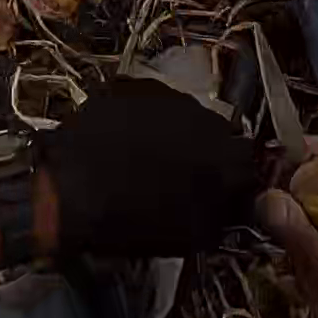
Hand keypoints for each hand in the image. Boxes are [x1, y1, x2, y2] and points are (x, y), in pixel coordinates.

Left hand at [37, 78, 257, 256]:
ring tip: (147, 155)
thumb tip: (236, 202)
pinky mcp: (132, 83)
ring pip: (181, 113)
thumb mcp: (193, 234)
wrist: (70, 185)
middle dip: (203, 150)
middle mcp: (202, 112)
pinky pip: (148, 102)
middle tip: (181, 175)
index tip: (219, 191)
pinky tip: (122, 138)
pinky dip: (142, 117)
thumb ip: (224, 213)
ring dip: (174, 130)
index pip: (247, 160)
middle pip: (215, 130)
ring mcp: (165, 92)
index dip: (233, 176)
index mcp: (224, 151)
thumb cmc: (135, 219)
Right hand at [258, 170, 317, 317]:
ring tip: (284, 255)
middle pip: (311, 175)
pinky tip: (298, 271)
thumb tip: (264, 193)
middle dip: (284, 197)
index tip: (258, 179)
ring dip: (292, 223)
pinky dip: (303, 241)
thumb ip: (299, 233)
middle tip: (267, 225)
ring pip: (311, 202)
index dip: (284, 159)